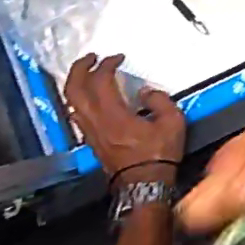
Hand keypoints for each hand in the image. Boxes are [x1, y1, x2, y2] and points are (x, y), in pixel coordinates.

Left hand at [64, 53, 186, 186]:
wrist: (145, 187)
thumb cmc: (159, 155)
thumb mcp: (172, 123)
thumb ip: (160, 100)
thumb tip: (145, 93)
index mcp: (113, 115)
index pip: (100, 80)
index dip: (107, 64)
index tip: (118, 57)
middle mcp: (95, 122)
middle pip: (74, 89)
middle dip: (80, 68)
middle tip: (92, 57)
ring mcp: (89, 133)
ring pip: (71, 102)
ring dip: (77, 83)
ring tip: (88, 74)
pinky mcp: (91, 142)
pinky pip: (77, 114)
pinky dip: (80, 99)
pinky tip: (92, 98)